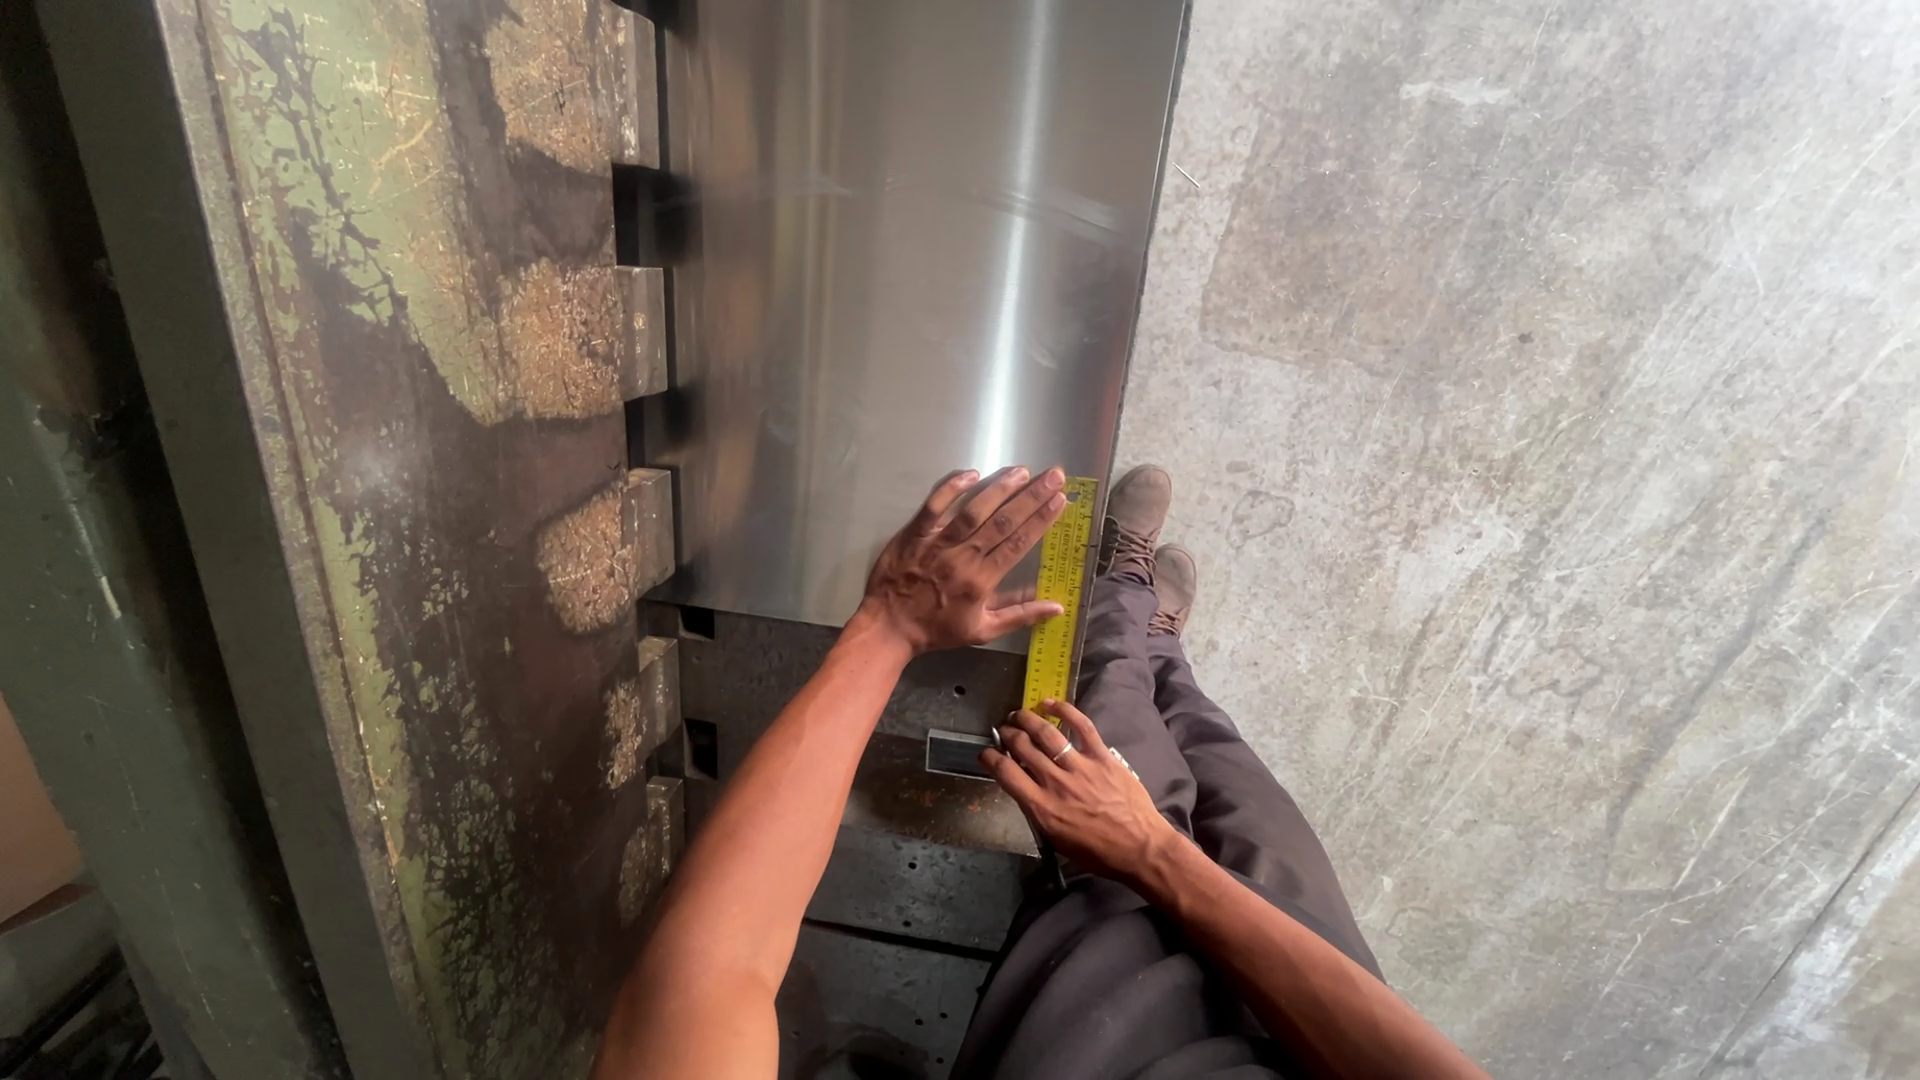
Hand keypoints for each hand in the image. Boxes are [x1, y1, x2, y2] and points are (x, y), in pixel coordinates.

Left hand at [853, 466, 1068, 653]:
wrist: (889, 627)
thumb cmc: (937, 629)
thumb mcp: (982, 630)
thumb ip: (1021, 615)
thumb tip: (1058, 606)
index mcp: (982, 581)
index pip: (1018, 543)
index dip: (1041, 520)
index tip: (1060, 500)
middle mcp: (963, 558)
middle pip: (1003, 522)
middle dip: (1031, 497)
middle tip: (1054, 475)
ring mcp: (937, 543)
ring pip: (973, 510)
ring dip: (999, 488)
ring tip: (1022, 471)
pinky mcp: (914, 533)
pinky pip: (934, 506)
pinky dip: (951, 488)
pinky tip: (971, 474)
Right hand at [981, 700, 1181, 884]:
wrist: (1140, 848)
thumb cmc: (1097, 852)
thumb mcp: (1057, 840)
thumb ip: (1037, 811)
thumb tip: (1024, 787)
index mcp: (1042, 808)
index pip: (1005, 773)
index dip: (990, 758)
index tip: (986, 752)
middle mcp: (1056, 783)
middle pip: (1022, 747)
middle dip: (1007, 734)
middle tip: (1004, 730)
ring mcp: (1080, 767)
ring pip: (1046, 733)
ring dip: (1027, 719)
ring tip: (1018, 714)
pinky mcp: (1102, 756)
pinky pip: (1082, 726)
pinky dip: (1064, 710)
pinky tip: (1049, 703)